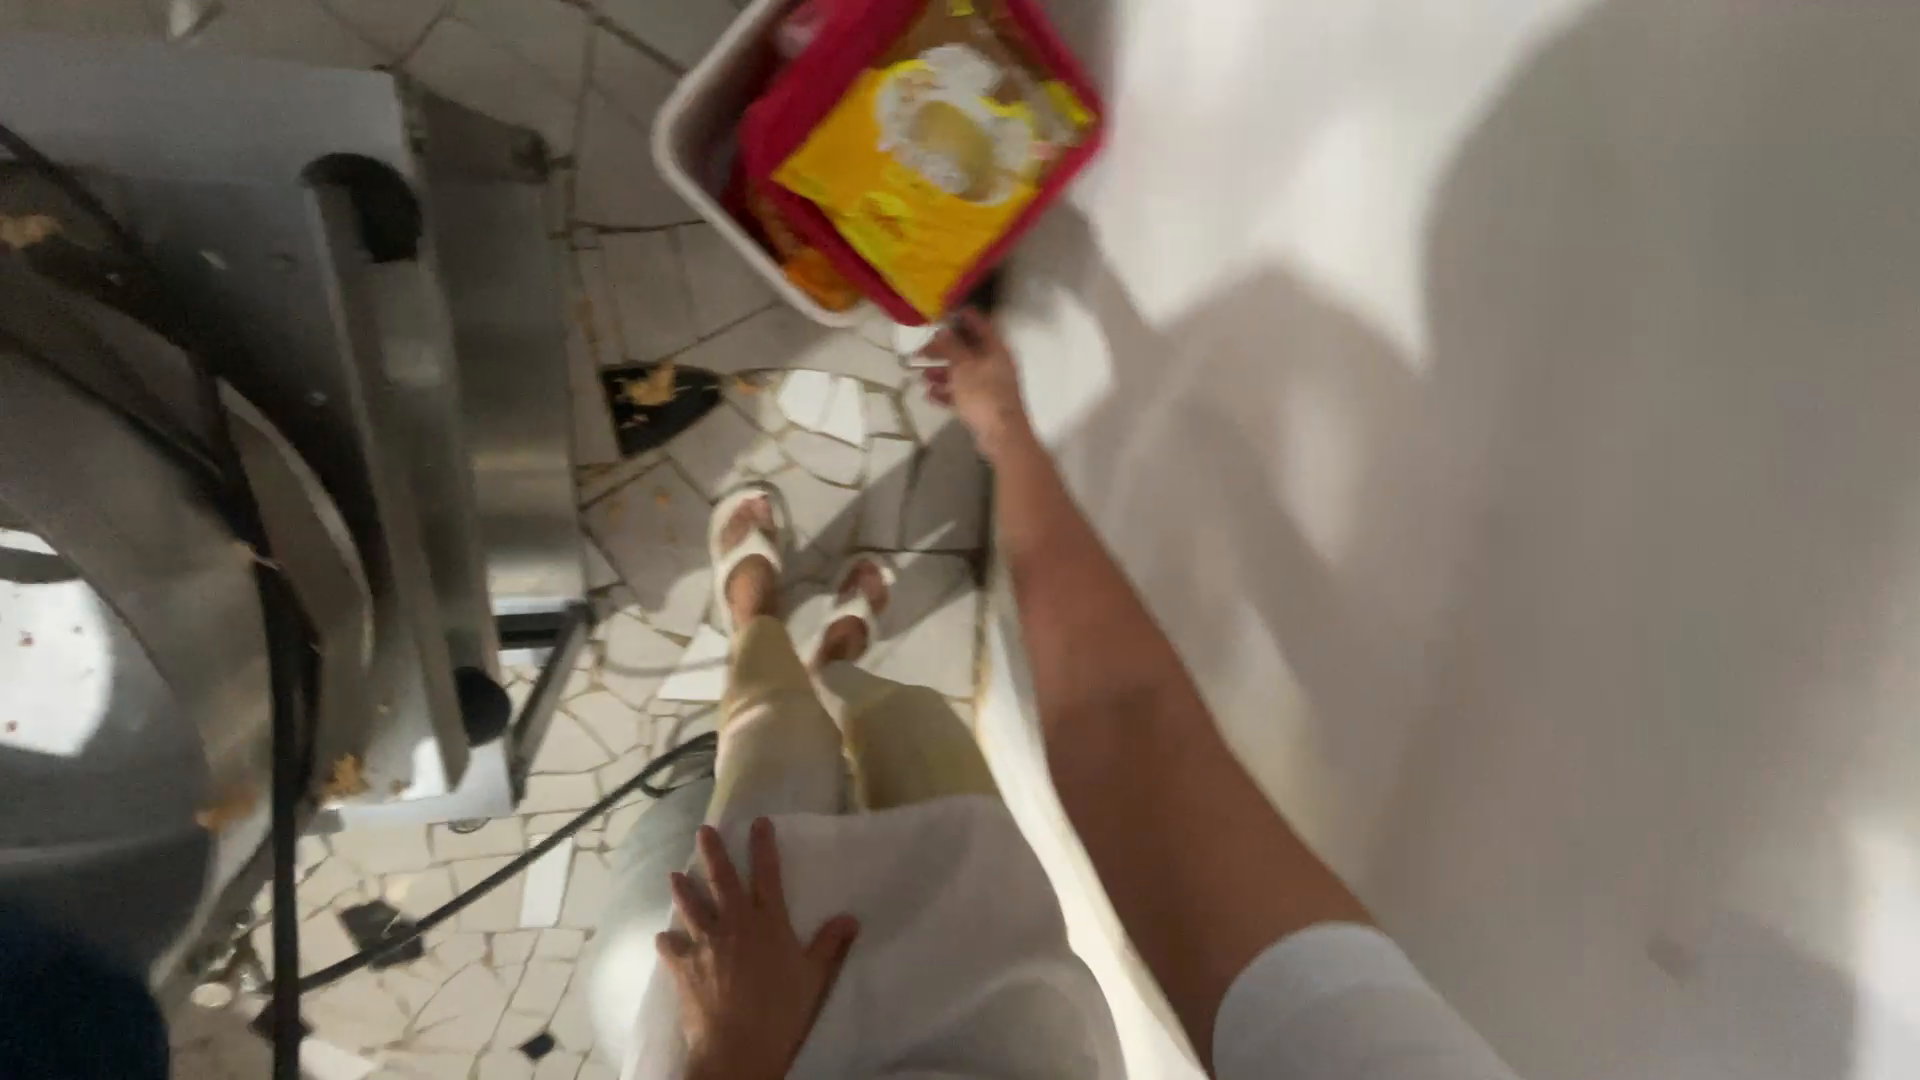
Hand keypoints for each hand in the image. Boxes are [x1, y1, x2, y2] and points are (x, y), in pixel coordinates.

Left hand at [658, 820, 858, 1079]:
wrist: (738, 1048)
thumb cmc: (781, 1010)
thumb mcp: (814, 976)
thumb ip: (830, 944)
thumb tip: (850, 918)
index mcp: (768, 921)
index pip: (767, 873)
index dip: (763, 845)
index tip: (758, 821)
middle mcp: (735, 924)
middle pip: (722, 880)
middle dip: (713, 852)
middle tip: (703, 830)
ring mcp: (707, 945)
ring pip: (692, 908)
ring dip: (683, 890)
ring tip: (674, 875)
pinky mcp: (685, 969)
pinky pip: (672, 949)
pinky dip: (667, 942)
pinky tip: (663, 938)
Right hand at [921, 308, 1037, 464]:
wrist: (1002, 436)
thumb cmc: (984, 395)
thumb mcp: (963, 367)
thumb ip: (951, 346)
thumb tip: (943, 330)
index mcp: (995, 349)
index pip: (979, 324)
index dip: (962, 317)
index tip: (942, 314)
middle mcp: (995, 364)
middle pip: (967, 350)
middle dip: (943, 350)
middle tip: (921, 351)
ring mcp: (990, 386)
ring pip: (963, 373)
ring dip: (942, 373)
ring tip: (922, 376)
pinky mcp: (984, 406)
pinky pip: (963, 394)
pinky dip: (947, 393)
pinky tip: (929, 396)